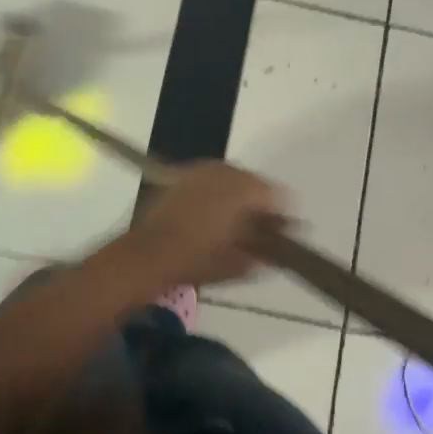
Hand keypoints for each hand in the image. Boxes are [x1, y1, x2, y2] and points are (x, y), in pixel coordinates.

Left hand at [118, 160, 286, 288]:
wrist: (148, 253)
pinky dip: (216, 192)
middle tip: (261, 226)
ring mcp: (200, 169)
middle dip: (259, 202)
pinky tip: (212, 214)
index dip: (282, 213)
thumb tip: (279, 251)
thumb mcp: (239, 264)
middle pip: (253, 182)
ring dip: (238, 195)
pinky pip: (209, 179)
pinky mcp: (181, 175)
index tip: (284, 230)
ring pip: (230, 178)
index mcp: (244, 189)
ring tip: (237, 221)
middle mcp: (225, 171)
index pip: (275, 194)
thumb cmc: (198, 260)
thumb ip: (265, 253)